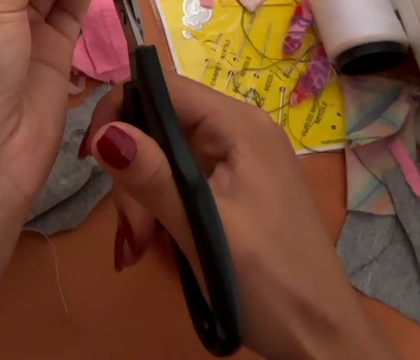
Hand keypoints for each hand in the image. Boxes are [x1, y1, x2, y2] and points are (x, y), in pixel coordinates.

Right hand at [86, 76, 397, 359]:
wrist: (324, 343)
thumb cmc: (271, 283)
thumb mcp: (204, 228)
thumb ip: (152, 177)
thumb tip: (102, 133)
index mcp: (238, 124)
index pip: (163, 86)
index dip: (122, 110)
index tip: (95, 157)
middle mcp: (238, 128)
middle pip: (160, 120)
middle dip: (134, 167)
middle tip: (132, 229)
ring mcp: (238, 157)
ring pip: (165, 150)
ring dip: (144, 191)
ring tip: (143, 242)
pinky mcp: (235, 184)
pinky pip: (181, 174)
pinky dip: (160, 200)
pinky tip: (157, 237)